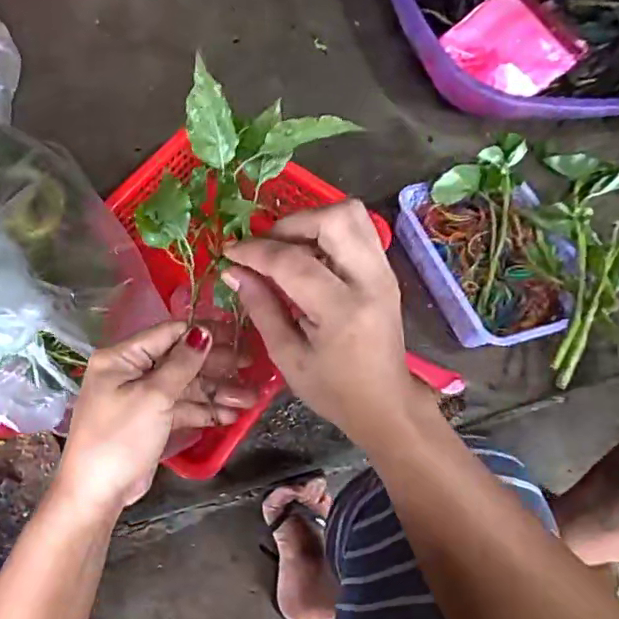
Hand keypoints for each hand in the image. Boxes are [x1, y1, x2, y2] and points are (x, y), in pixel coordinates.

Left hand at [55, 321, 252, 509]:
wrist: (97, 492)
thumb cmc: (120, 437)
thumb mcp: (153, 396)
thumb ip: (182, 363)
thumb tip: (202, 332)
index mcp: (122, 358)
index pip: (168, 333)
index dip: (204, 333)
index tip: (238, 334)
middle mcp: (132, 373)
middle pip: (182, 361)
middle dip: (217, 366)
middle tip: (252, 367)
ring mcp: (143, 398)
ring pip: (187, 387)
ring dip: (218, 392)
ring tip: (251, 399)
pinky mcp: (153, 421)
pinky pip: (183, 408)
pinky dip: (206, 411)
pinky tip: (232, 416)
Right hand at [223, 201, 418, 443]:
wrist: (386, 403)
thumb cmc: (334, 390)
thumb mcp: (288, 358)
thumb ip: (262, 308)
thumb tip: (234, 271)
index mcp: (342, 312)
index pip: (294, 262)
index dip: (256, 252)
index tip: (230, 252)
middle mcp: (370, 282)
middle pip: (335, 219)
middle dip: (291, 223)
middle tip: (267, 247)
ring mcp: (384, 273)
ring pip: (352, 215)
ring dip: (312, 222)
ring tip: (287, 247)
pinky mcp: (387, 272)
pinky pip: (359, 230)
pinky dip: (329, 232)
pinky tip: (309, 256)